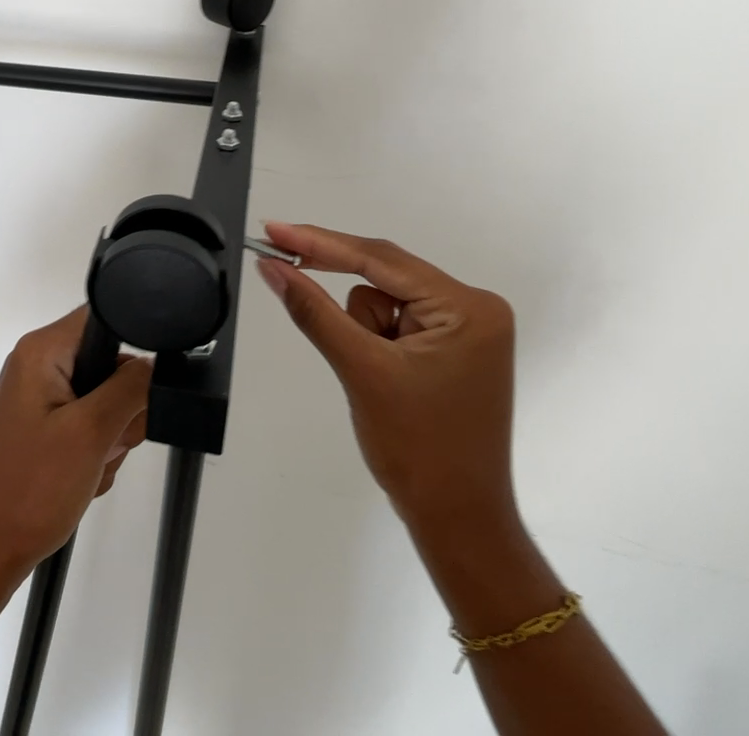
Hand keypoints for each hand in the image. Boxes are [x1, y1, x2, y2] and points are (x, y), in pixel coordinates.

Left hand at [0, 307, 151, 576]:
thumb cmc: (31, 488)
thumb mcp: (92, 432)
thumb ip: (130, 388)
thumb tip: (153, 364)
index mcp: (40, 352)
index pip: (103, 319)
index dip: (131, 349)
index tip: (134, 391)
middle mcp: (37, 366)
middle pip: (109, 365)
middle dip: (121, 408)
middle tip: (105, 440)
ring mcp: (39, 400)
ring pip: (105, 402)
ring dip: (111, 437)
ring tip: (90, 465)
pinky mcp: (44, 429)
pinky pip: (90, 427)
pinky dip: (96, 452)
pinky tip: (83, 477)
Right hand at [255, 223, 516, 530]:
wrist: (456, 517)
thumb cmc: (416, 447)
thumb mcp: (360, 370)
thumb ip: (314, 311)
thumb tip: (274, 268)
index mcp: (467, 307)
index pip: (381, 260)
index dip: (320, 243)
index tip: (274, 230)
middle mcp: (474, 309)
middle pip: (384, 279)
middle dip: (347, 302)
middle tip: (286, 278)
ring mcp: (465, 332)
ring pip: (384, 305)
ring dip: (363, 333)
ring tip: (373, 380)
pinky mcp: (451, 352)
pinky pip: (395, 326)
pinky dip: (374, 345)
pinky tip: (383, 382)